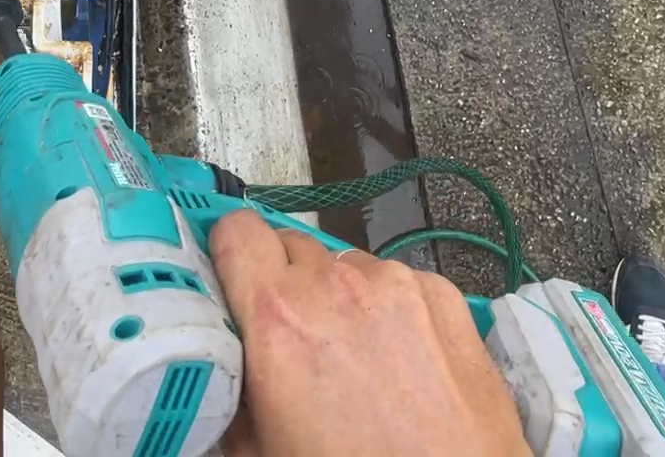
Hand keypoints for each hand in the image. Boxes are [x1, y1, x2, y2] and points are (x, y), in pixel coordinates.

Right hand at [211, 210, 527, 456]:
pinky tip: (403, 362)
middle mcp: (334, 284)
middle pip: (290, 246)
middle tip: (297, 339)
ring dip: (339, 296)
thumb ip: (232, 385)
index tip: (236, 277)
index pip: (237, 230)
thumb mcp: (260, 450)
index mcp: (279, 318)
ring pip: (343, 264)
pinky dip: (389, 308)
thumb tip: (223, 349)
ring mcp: (394, 282)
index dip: (231, 252)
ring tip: (358, 359)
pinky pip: (395, 280)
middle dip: (286, 283)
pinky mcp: (441, 293)